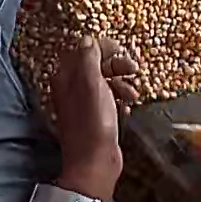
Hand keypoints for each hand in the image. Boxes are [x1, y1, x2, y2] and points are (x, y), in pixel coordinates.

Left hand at [49, 36, 139, 201]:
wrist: (95, 162)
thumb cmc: (93, 122)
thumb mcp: (92, 83)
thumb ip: (89, 58)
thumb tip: (87, 38)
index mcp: (67, 77)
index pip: (85, 50)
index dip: (105, 48)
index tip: (123, 52)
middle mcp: (72, 88)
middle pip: (98, 65)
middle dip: (118, 66)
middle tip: (134, 70)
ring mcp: (85, 104)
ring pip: (107, 82)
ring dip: (123, 83)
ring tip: (133, 94)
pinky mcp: (97, 117)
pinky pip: (111, 99)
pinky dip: (121, 99)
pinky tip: (128, 107)